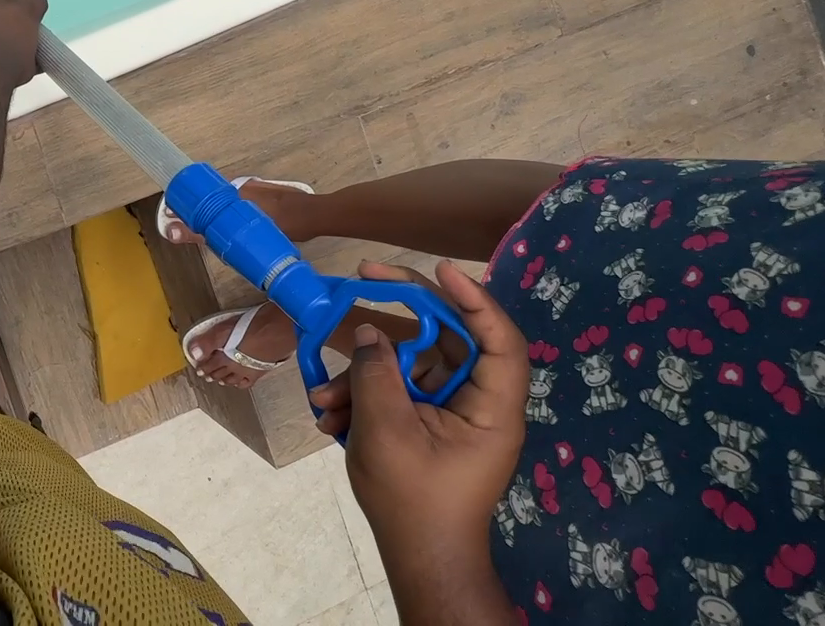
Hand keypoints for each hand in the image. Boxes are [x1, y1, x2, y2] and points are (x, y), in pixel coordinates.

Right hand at [311, 261, 526, 623]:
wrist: (417, 556)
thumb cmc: (413, 498)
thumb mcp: (386, 430)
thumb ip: (376, 373)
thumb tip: (369, 333)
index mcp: (491, 409)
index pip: (499, 341)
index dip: (475, 299)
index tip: (441, 269)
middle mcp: (476, 401)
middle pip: (446, 337)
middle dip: (398, 311)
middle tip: (362, 276)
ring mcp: (449, 409)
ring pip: (409, 363)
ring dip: (361, 373)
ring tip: (324, 398)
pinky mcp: (424, 418)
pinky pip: (394, 387)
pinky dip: (360, 394)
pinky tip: (329, 413)